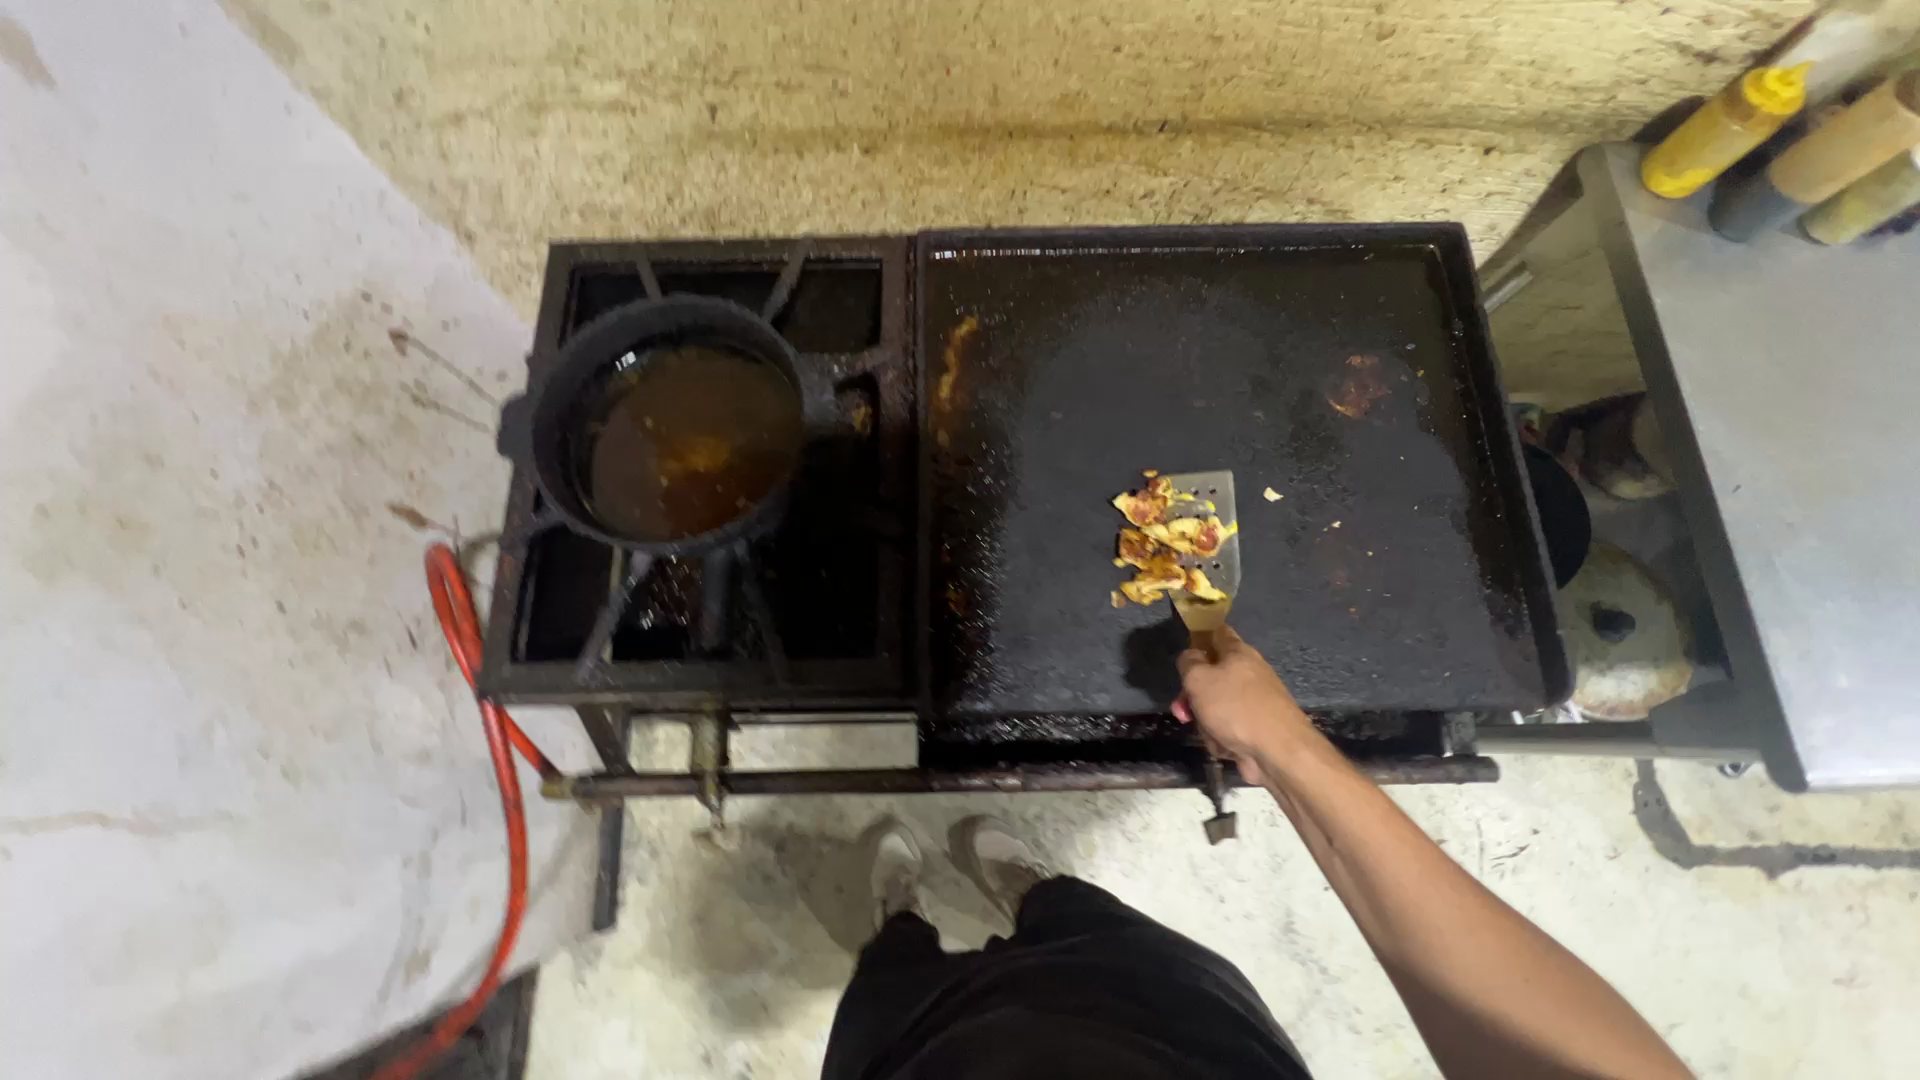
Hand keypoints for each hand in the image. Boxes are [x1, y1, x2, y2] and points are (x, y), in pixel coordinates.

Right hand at [1174, 627, 1313, 784]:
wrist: (1278, 751)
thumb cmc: (1234, 707)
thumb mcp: (1198, 678)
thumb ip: (1188, 663)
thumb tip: (1191, 657)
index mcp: (1238, 653)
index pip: (1218, 633)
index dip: (1200, 638)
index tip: (1185, 653)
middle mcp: (1250, 673)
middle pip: (1212, 676)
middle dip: (1193, 695)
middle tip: (1183, 710)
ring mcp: (1256, 702)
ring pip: (1217, 706)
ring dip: (1206, 720)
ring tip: (1208, 733)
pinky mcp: (1258, 728)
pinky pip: (1229, 728)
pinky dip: (1222, 737)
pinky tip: (1225, 746)